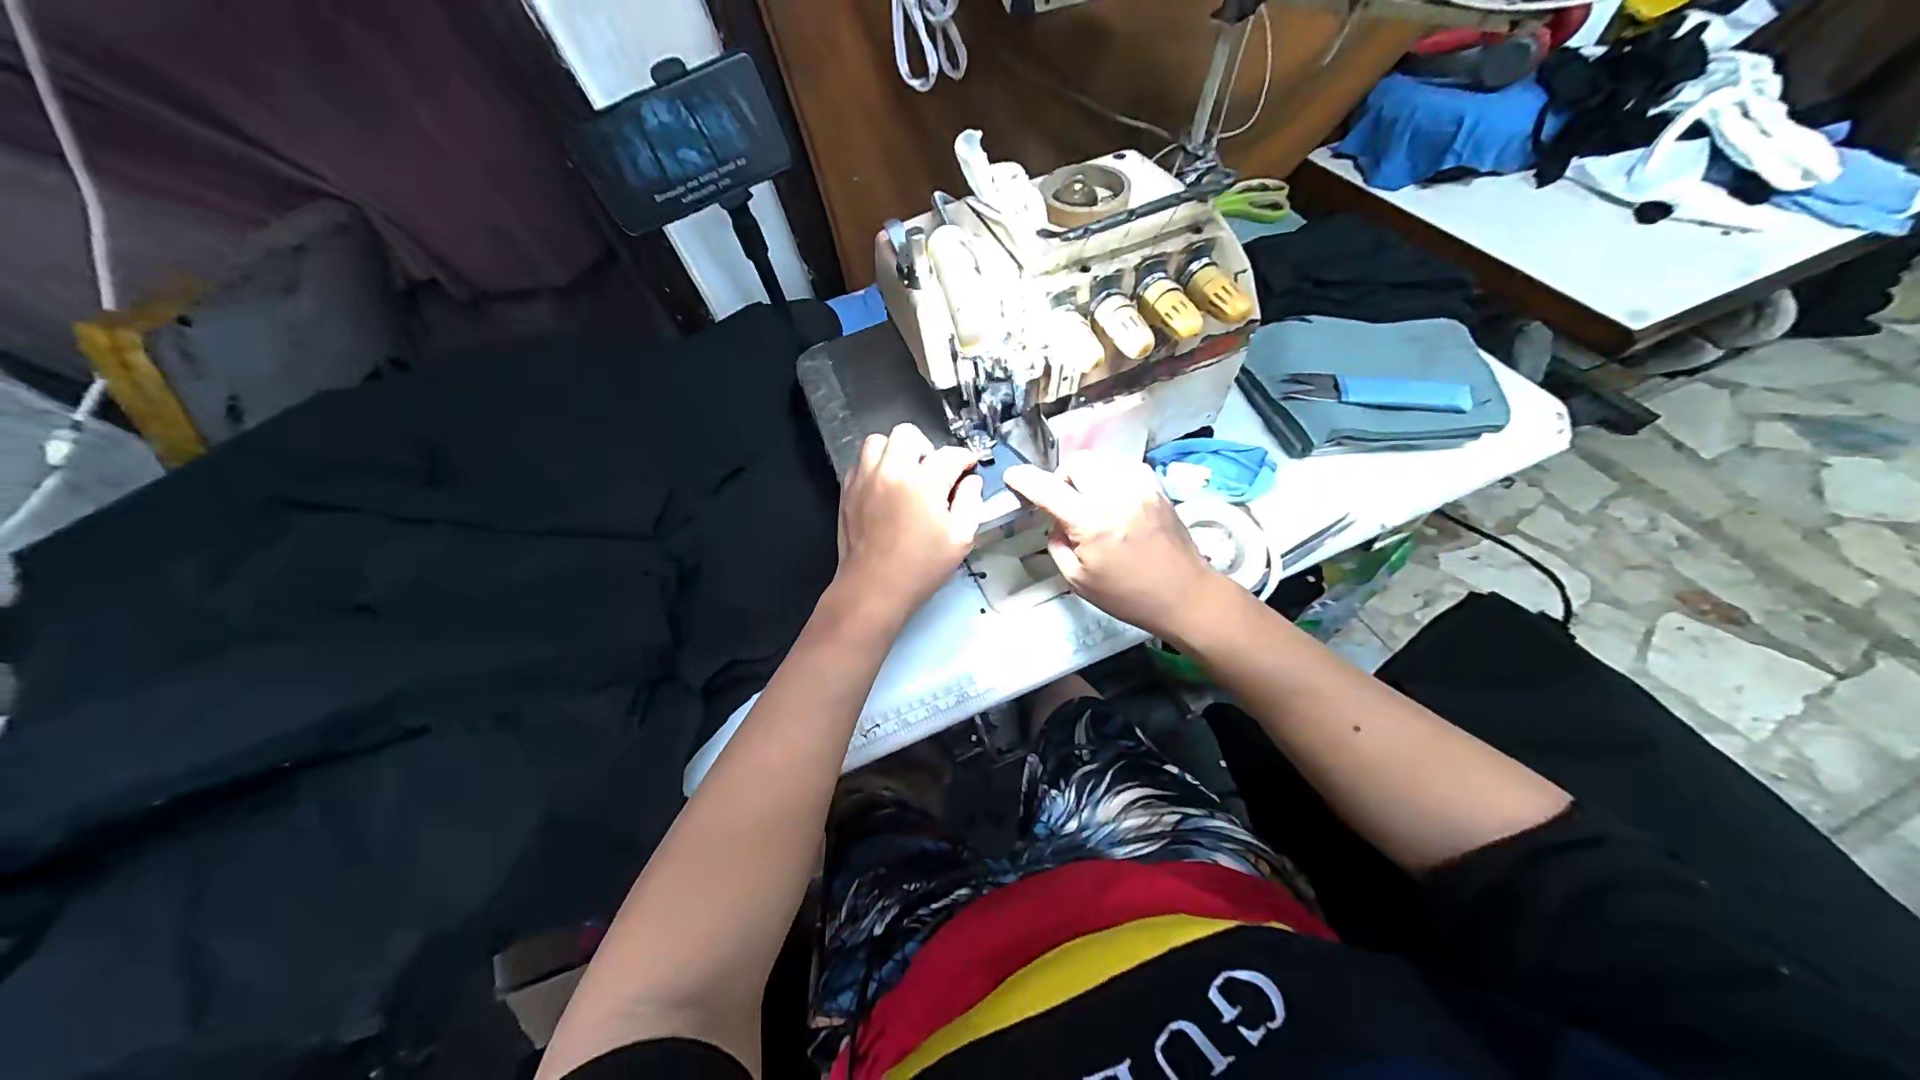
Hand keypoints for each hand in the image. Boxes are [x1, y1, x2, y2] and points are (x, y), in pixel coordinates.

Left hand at [834, 423, 984, 622]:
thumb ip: (970, 503)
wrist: (873, 588)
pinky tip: (885, 487)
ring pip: (878, 442)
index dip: (963, 458)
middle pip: (908, 434)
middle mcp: (891, 471)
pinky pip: (860, 462)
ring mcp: (865, 478)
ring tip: (905, 474)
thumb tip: (971, 480)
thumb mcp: (960, 539)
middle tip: (933, 472)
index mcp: (923, 482)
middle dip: (926, 448)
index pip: (949, 455)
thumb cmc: (921, 567)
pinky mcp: (847, 490)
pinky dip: (875, 467)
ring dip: (896, 452)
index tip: (967, 467)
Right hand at [1003, 454, 1230, 639]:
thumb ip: (1057, 544)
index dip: (1024, 479)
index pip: (1047, 488)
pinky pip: (1124, 466)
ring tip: (1091, 501)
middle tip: (1066, 504)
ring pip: (1101, 460)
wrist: (1183, 594)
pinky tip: (1113, 498)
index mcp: (1091, 522)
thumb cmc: (1128, 595)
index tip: (1013, 477)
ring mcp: (1139, 487)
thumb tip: (1056, 522)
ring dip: (1087, 476)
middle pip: (1076, 463)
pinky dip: (1111, 476)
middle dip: (1063, 478)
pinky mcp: (1155, 487)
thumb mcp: (1078, 580)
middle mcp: (1114, 495)